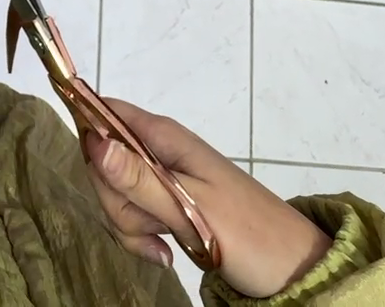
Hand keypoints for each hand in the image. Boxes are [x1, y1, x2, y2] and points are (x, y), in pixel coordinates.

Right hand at [83, 99, 330, 297]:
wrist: (294, 271)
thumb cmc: (247, 233)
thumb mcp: (188, 209)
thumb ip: (138, 178)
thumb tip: (92, 142)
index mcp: (162, 134)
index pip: (104, 113)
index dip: (90, 137)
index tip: (101, 176)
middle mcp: (157, 147)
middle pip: (104, 159)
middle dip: (114, 196)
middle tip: (146, 223)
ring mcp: (162, 175)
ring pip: (115, 189)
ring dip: (128, 223)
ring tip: (163, 245)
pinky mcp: (167, 202)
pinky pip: (133, 211)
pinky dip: (140, 235)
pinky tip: (163, 252)